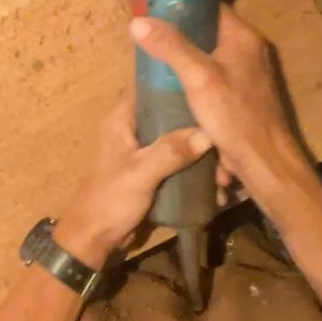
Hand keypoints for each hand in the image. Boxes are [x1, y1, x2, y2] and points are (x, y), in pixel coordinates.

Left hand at [52, 94, 210, 267]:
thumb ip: (170, 152)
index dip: (175, 81)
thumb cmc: (109, 200)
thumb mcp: (140, 174)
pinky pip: (178, 162)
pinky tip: (218, 184)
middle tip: (226, 139)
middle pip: (171, 114)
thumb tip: (207, 133)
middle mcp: (133, 129)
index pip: (149, 86)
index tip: (207, 83)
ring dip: (201, 153)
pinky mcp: (152, 172)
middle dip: (198, 126)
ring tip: (226, 171)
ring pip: (178, 140)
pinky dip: (196, 169)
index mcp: (122, 119)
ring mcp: (143, 151)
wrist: (94, 239)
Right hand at [129, 6, 314, 202]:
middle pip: (208, 31)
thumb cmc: (233, 115)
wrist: (263, 161)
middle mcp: (248, 50)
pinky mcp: (240, 95)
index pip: (211, 7)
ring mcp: (246, 74)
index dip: (182, 5)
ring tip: (152, 56)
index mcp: (243, 38)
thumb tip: (138, 22)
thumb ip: (171, 47)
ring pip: (208, 55)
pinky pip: (211, 75)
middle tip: (147, 35)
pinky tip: (169, 83)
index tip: (153, 8)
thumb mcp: (198, 77)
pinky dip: (192, 76)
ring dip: (184, 57)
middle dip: (178, 33)